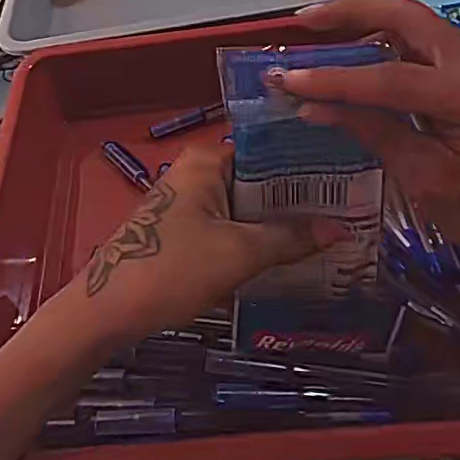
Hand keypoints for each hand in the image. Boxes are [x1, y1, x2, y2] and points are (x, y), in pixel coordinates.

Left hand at [76, 142, 345, 342]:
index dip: (307, 164)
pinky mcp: (187, 229)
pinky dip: (259, 237)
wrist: (108, 310)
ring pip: (247, 205)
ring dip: (281, 221)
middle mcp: (199, 171)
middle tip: (350, 208)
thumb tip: (341, 229)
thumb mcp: (238, 253)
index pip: (268, 149)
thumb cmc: (172, 268)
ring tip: (332, 230)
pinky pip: (233, 225)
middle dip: (299, 197)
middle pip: (259, 178)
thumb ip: (290, 238)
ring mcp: (191, 200)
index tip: (348, 176)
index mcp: (208, 159)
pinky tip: (293, 253)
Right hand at [278, 0, 459, 284]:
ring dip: (363, 20)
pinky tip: (350, 46)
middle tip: (303, 20)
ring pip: (414, 23)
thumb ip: (371, 132)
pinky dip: (381, 39)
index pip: (394, 78)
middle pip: (409, 19)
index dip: (335, 78)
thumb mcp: (424, 179)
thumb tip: (311, 107)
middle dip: (351, 14)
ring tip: (316, 27)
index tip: (290, 79)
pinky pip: (420, 42)